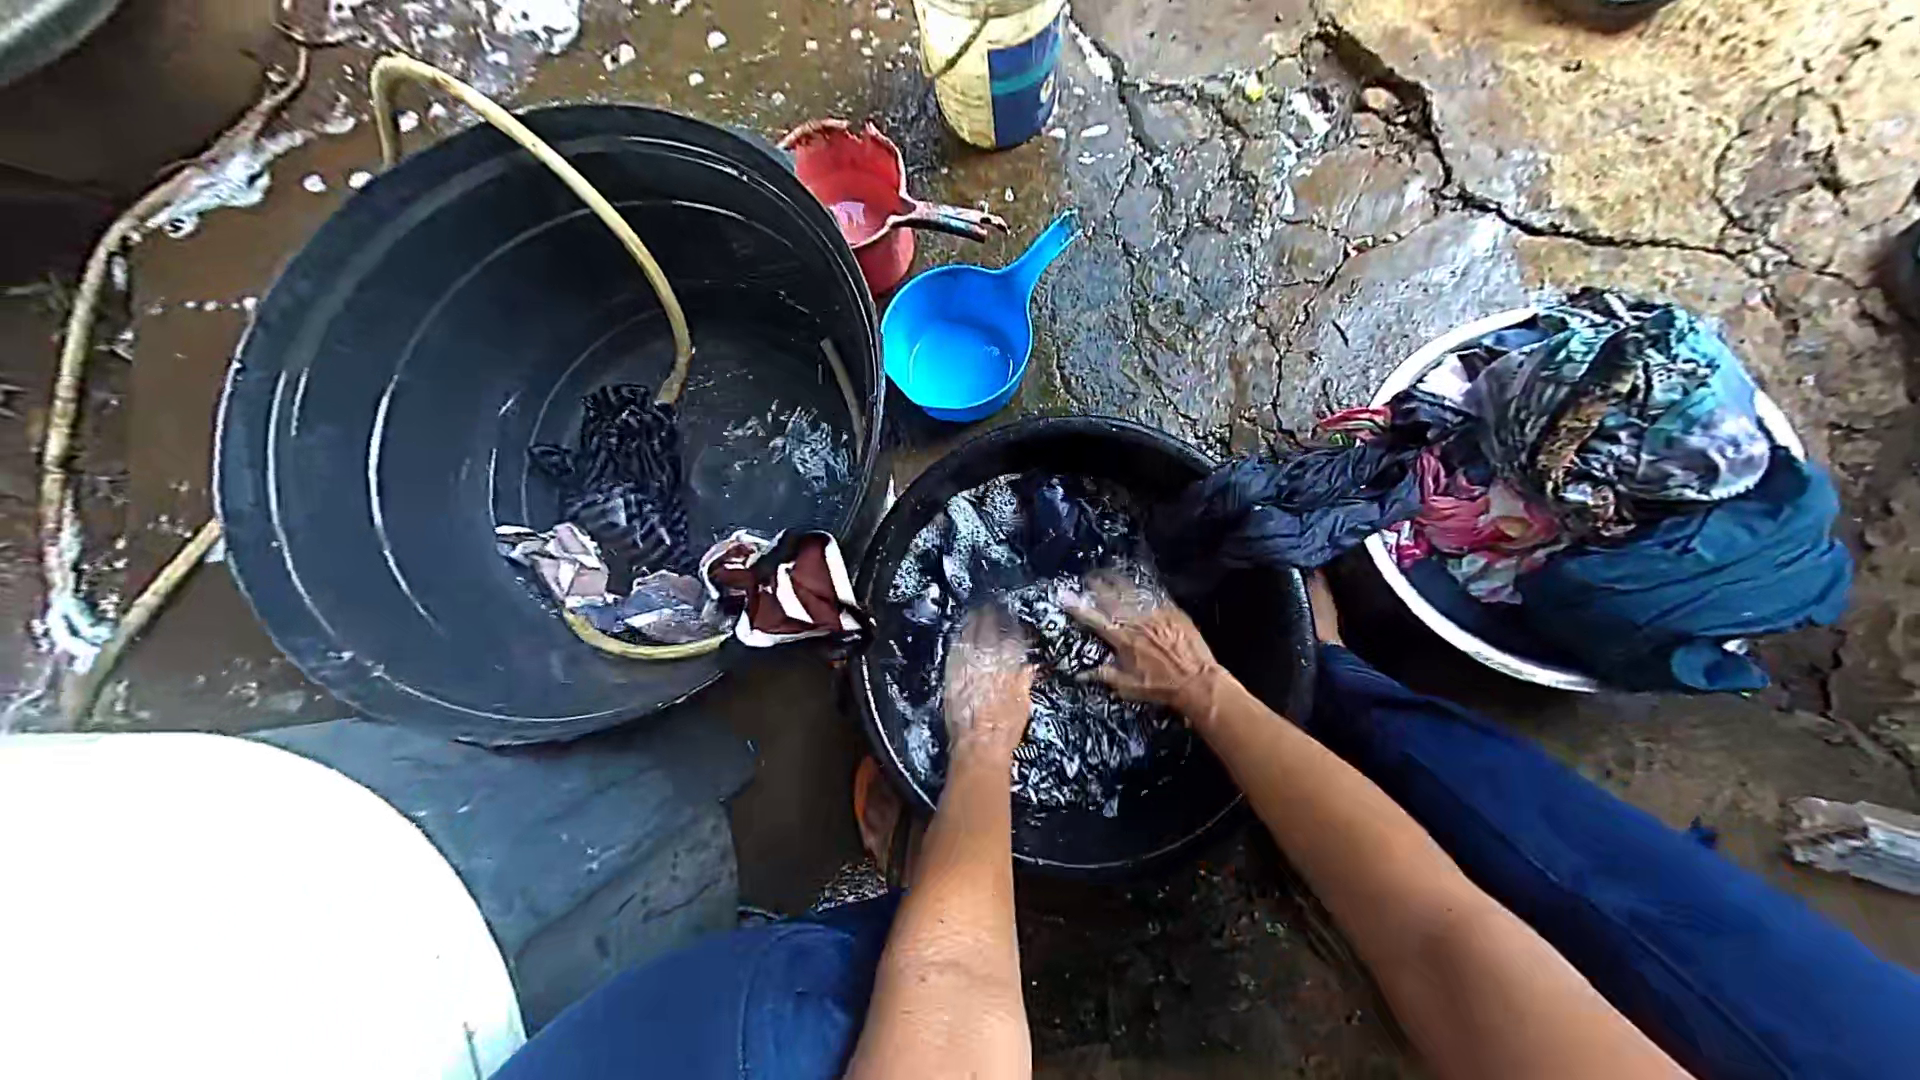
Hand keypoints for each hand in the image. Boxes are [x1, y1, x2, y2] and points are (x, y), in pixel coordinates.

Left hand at [943, 606, 1034, 763]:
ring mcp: (968, 668)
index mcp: (1008, 668)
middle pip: (989, 633)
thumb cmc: (1005, 728)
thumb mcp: (1023, 703)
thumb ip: (1024, 681)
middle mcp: (989, 664)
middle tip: (990, 605)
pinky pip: (955, 652)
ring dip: (973, 623)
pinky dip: (958, 640)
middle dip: (990, 617)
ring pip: (971, 639)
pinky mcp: (952, 676)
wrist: (979, 744)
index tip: (1008, 614)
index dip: (1009, 625)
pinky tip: (959, 632)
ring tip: (975, 611)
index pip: (1010, 640)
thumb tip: (1030, 666)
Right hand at [1063, 570, 1222, 713]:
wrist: (1197, 681)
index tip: (1065, 596)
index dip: (1078, 607)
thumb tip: (1080, 675)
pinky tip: (1137, 582)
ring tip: (1107, 573)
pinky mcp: (1173, 612)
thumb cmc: (1161, 687)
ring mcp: (1156, 615)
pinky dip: (1143, 589)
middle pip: (1112, 599)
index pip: (1095, 620)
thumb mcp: (1128, 686)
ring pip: (1132, 593)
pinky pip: (1154, 596)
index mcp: (1123, 639)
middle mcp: (1137, 623)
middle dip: (1097, 586)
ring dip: (1117, 582)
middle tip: (1087, 577)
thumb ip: (1104, 676)